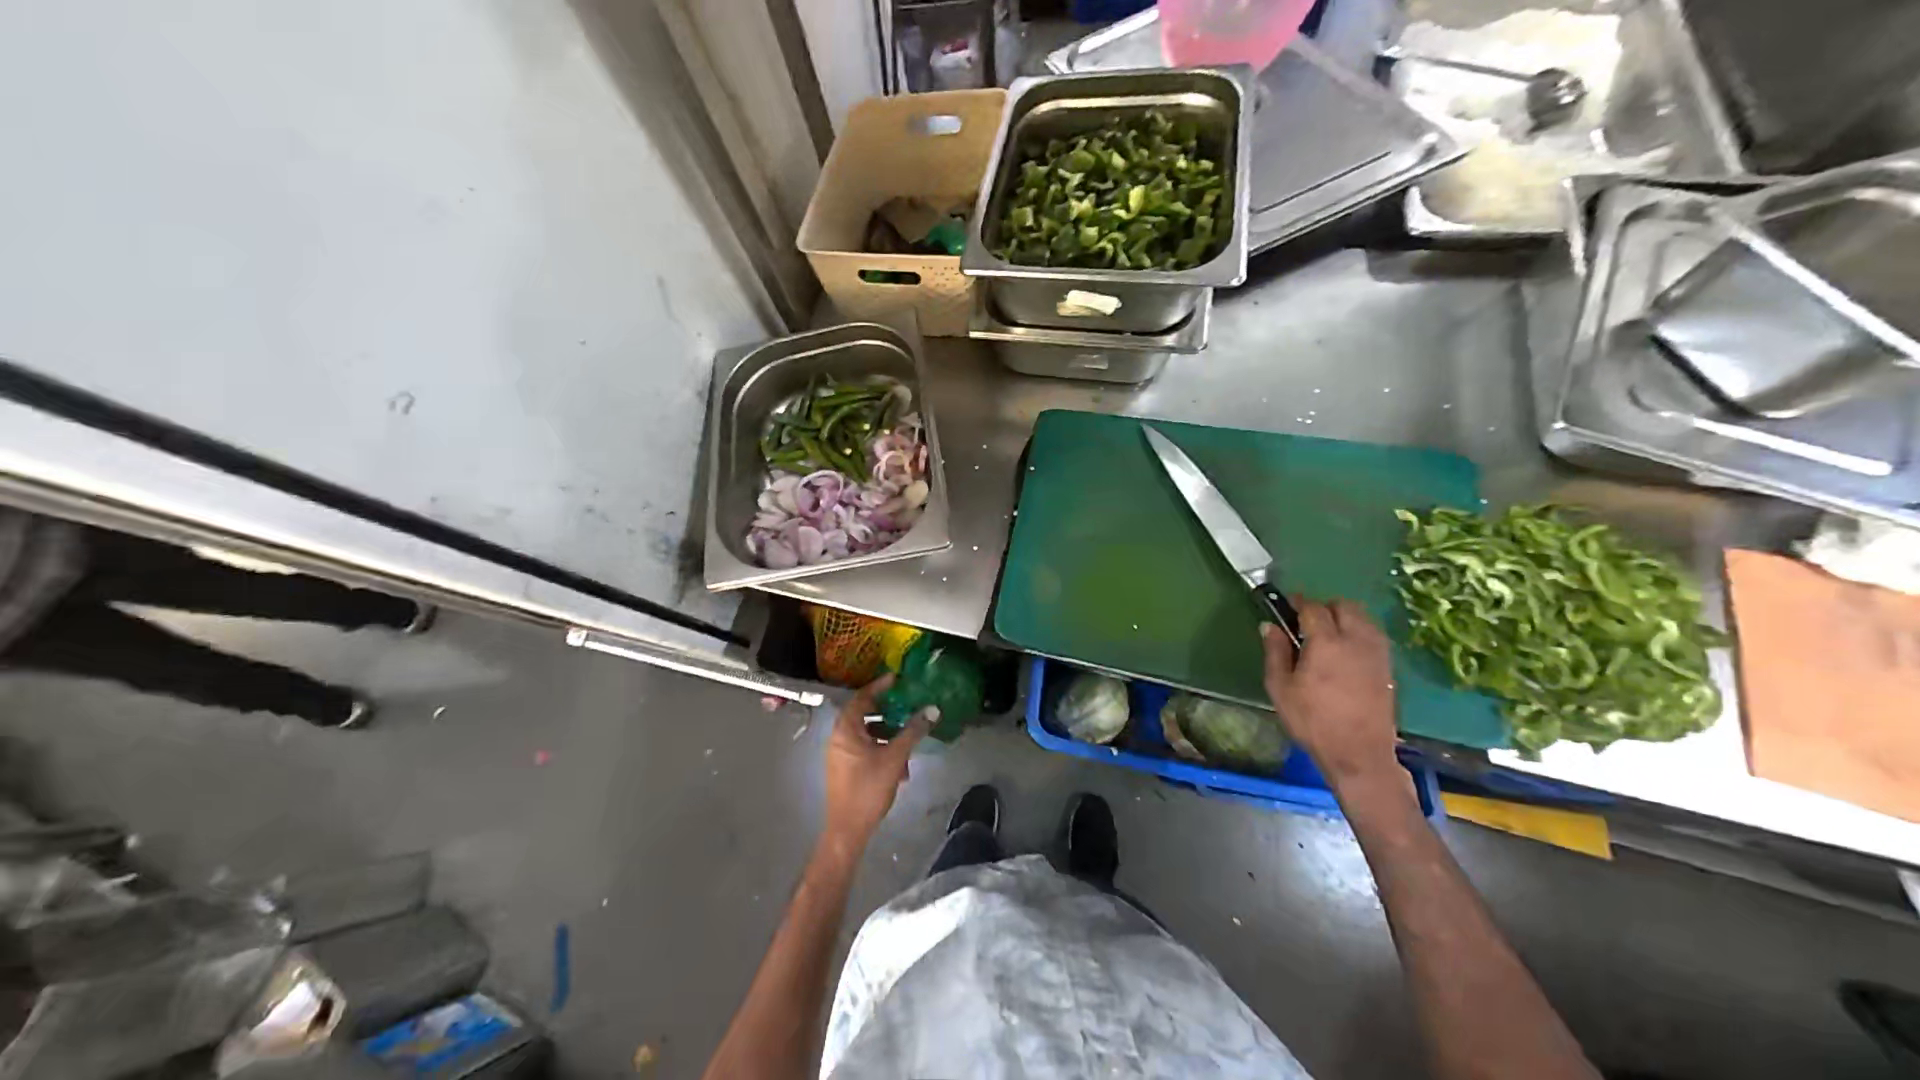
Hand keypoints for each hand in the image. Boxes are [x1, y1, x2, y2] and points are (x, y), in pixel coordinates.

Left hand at [823, 674, 929, 846]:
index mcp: (845, 729)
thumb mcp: (895, 757)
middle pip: (865, 715)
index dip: (880, 686)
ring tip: (909, 743)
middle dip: (889, 713)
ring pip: (867, 734)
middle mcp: (839, 737)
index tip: (897, 679)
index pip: (862, 698)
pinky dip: (883, 750)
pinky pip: (865, 749)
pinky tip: (901, 767)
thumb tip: (932, 709)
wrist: (848, 829)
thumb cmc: (868, 788)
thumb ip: (912, 732)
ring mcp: (840, 754)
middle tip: (908, 706)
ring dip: (889, 736)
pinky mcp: (846, 769)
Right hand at [1260, 598, 1400, 790]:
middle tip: (1307, 622)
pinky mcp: (1388, 667)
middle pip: (1344, 606)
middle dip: (1324, 607)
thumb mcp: (1281, 688)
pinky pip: (1374, 635)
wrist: (1358, 753)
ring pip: (1363, 617)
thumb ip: (1275, 652)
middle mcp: (1356, 639)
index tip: (1285, 605)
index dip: (1297, 602)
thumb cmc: (1312, 721)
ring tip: (1328, 635)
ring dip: (1345, 617)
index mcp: (1327, 642)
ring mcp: (1377, 653)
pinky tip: (1346, 651)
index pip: (1312, 607)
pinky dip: (1359, 632)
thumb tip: (1270, 626)